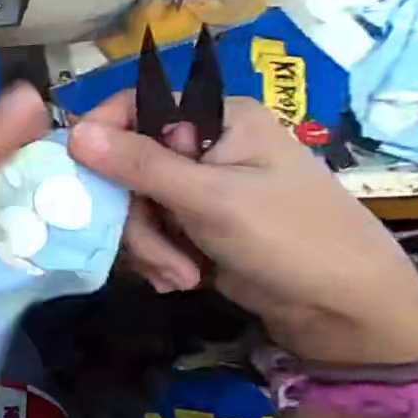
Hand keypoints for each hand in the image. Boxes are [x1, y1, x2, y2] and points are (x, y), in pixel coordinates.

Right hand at [67, 90, 417, 365]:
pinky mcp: (192, 222)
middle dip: (135, 217)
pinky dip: (157, 257)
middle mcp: (202, 145)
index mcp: (215, 117)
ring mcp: (196, 186)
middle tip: (154, 254)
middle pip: (127, 165)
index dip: (101, 137)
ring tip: (180, 276)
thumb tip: (75, 132)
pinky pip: (148, 230)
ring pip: (133, 203)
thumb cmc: (289, 238)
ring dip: (148, 245)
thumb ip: (141, 165)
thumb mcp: (210, 199)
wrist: (343, 309)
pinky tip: (180, 278)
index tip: (79, 173)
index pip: (135, 107)